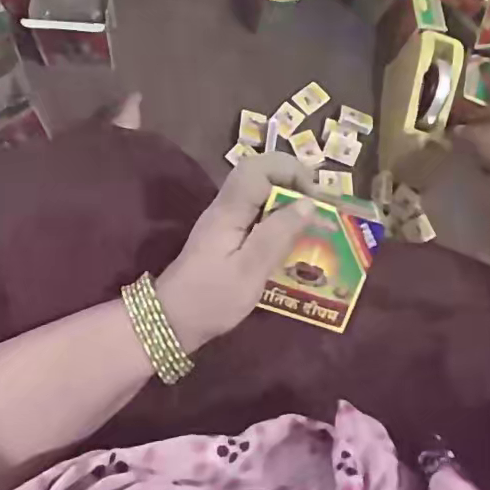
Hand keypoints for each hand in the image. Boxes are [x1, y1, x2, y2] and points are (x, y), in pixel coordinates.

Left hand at [156, 153, 317, 352]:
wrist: (172, 321)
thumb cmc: (212, 298)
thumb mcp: (250, 271)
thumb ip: (278, 234)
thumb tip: (308, 203)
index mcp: (229, 210)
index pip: (258, 167)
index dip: (290, 171)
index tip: (315, 196)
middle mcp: (225, 208)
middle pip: (259, 175)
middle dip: (292, 183)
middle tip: (318, 208)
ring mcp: (223, 222)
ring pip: (258, 194)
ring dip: (287, 201)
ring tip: (311, 222)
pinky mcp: (225, 237)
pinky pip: (255, 214)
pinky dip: (277, 218)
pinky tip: (291, 239)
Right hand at [453, 112, 489, 175]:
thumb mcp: (475, 137)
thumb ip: (463, 132)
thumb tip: (455, 130)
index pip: (483, 111)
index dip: (469, 118)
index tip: (456, 128)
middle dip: (480, 133)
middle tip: (465, 142)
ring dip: (489, 147)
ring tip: (475, 156)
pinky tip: (488, 166)